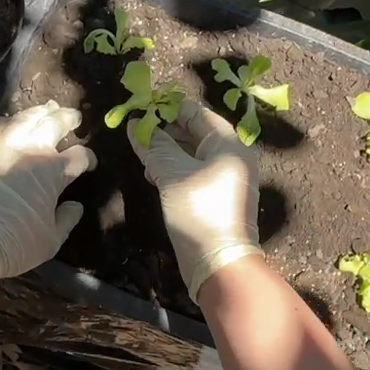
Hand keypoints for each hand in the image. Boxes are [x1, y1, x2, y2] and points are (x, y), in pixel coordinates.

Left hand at [0, 101, 95, 279]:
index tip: (88, 163)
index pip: (79, 156)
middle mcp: (30, 149)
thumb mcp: (51, 240)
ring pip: (25, 117)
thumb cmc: (14, 244)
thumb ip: (66, 220)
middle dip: (68, 119)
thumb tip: (75, 206)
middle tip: (73, 117)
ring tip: (46, 110)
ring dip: (39, 113)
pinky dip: (7, 121)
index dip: (87, 158)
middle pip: (54, 123)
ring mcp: (1, 143)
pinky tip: (10, 123)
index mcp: (53, 170)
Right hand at [128, 101, 260, 301]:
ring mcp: (226, 178)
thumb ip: (153, 146)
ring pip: (192, 154)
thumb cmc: (199, 209)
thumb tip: (136, 124)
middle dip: (166, 131)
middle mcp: (232, 156)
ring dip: (167, 151)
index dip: (169, 108)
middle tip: (138, 131)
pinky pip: (194, 172)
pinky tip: (153, 175)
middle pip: (195, 132)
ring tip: (142, 154)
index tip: (143, 107)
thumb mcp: (171, 173)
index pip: (197, 113)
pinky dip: (174, 169)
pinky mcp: (217, 196)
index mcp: (229, 143)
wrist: (219, 262)